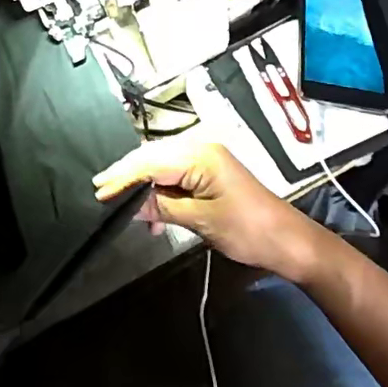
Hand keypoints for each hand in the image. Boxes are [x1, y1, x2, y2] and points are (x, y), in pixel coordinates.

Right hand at [93, 139, 325, 281]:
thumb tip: (128, 205)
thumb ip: (161, 208)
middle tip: (100, 192)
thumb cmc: (248, 230)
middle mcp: (200, 146)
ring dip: (141, 183)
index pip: (149, 162)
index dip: (122, 178)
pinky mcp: (208, 169)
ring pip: (160, 163)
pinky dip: (158, 188)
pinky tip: (150, 210)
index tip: (99, 193)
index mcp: (199, 154)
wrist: (288, 240)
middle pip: (152, 156)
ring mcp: (205, 156)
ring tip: (120, 203)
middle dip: (126, 175)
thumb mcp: (201, 221)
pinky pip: (173, 172)